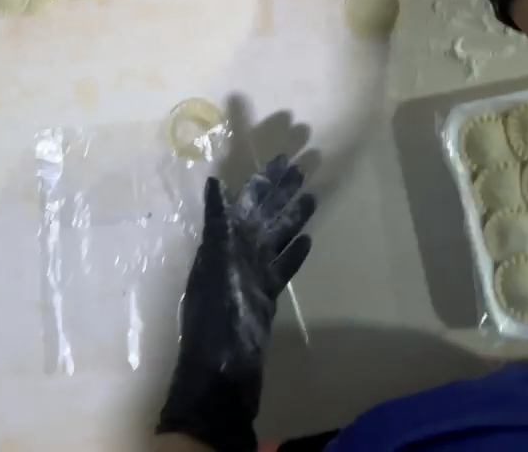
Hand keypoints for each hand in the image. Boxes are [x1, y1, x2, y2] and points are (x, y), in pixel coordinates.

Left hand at [156, 155, 315, 451]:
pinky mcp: (264, 295)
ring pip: (276, 236)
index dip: (264, 178)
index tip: (284, 157)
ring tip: (312, 194)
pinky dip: (294, 253)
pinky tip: (309, 240)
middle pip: (265, 213)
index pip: (249, 199)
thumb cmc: (218, 313)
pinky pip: (281, 267)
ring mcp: (252, 273)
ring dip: (292, 216)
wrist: (222, 371)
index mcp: (225, 239)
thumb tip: (215, 181)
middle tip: (303, 166)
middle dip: (281, 190)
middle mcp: (238, 251)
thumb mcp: (216, 261)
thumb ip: (218, 223)